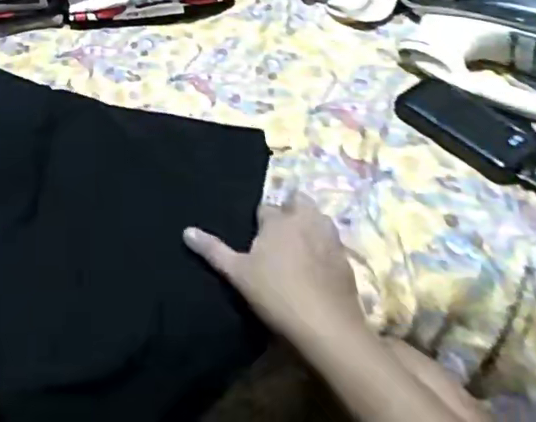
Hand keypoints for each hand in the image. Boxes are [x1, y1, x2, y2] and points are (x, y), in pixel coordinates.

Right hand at [184, 192, 362, 341]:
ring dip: (311, 227)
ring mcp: (333, 245)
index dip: (260, 218)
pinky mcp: (349, 268)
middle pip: (301, 203)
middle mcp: (308, 224)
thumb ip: (213, 249)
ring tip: (297, 245)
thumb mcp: (237, 272)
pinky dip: (324, 250)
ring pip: (322, 223)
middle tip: (278, 229)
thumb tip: (186, 231)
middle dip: (291, 209)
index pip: (267, 207)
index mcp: (280, 220)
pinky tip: (315, 269)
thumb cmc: (277, 293)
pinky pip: (334, 247)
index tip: (253, 231)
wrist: (329, 332)